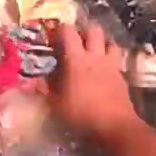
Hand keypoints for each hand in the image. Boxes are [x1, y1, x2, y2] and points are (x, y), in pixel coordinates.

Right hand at [50, 23, 142, 141]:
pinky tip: (104, 70)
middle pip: (94, 30)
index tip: (53, 33)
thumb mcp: (57, 104)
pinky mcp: (122, 77)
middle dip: (84, 30)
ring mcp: (111, 65)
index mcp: (76, 60)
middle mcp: (95, 57)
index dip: (60, 29)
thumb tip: (33, 81)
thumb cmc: (82, 114)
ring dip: (102, 42)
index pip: (68, 32)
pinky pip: (116, 60)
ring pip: (110, 42)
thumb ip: (45, 89)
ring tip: (94, 50)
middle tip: (76, 38)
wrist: (115, 126)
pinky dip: (110, 59)